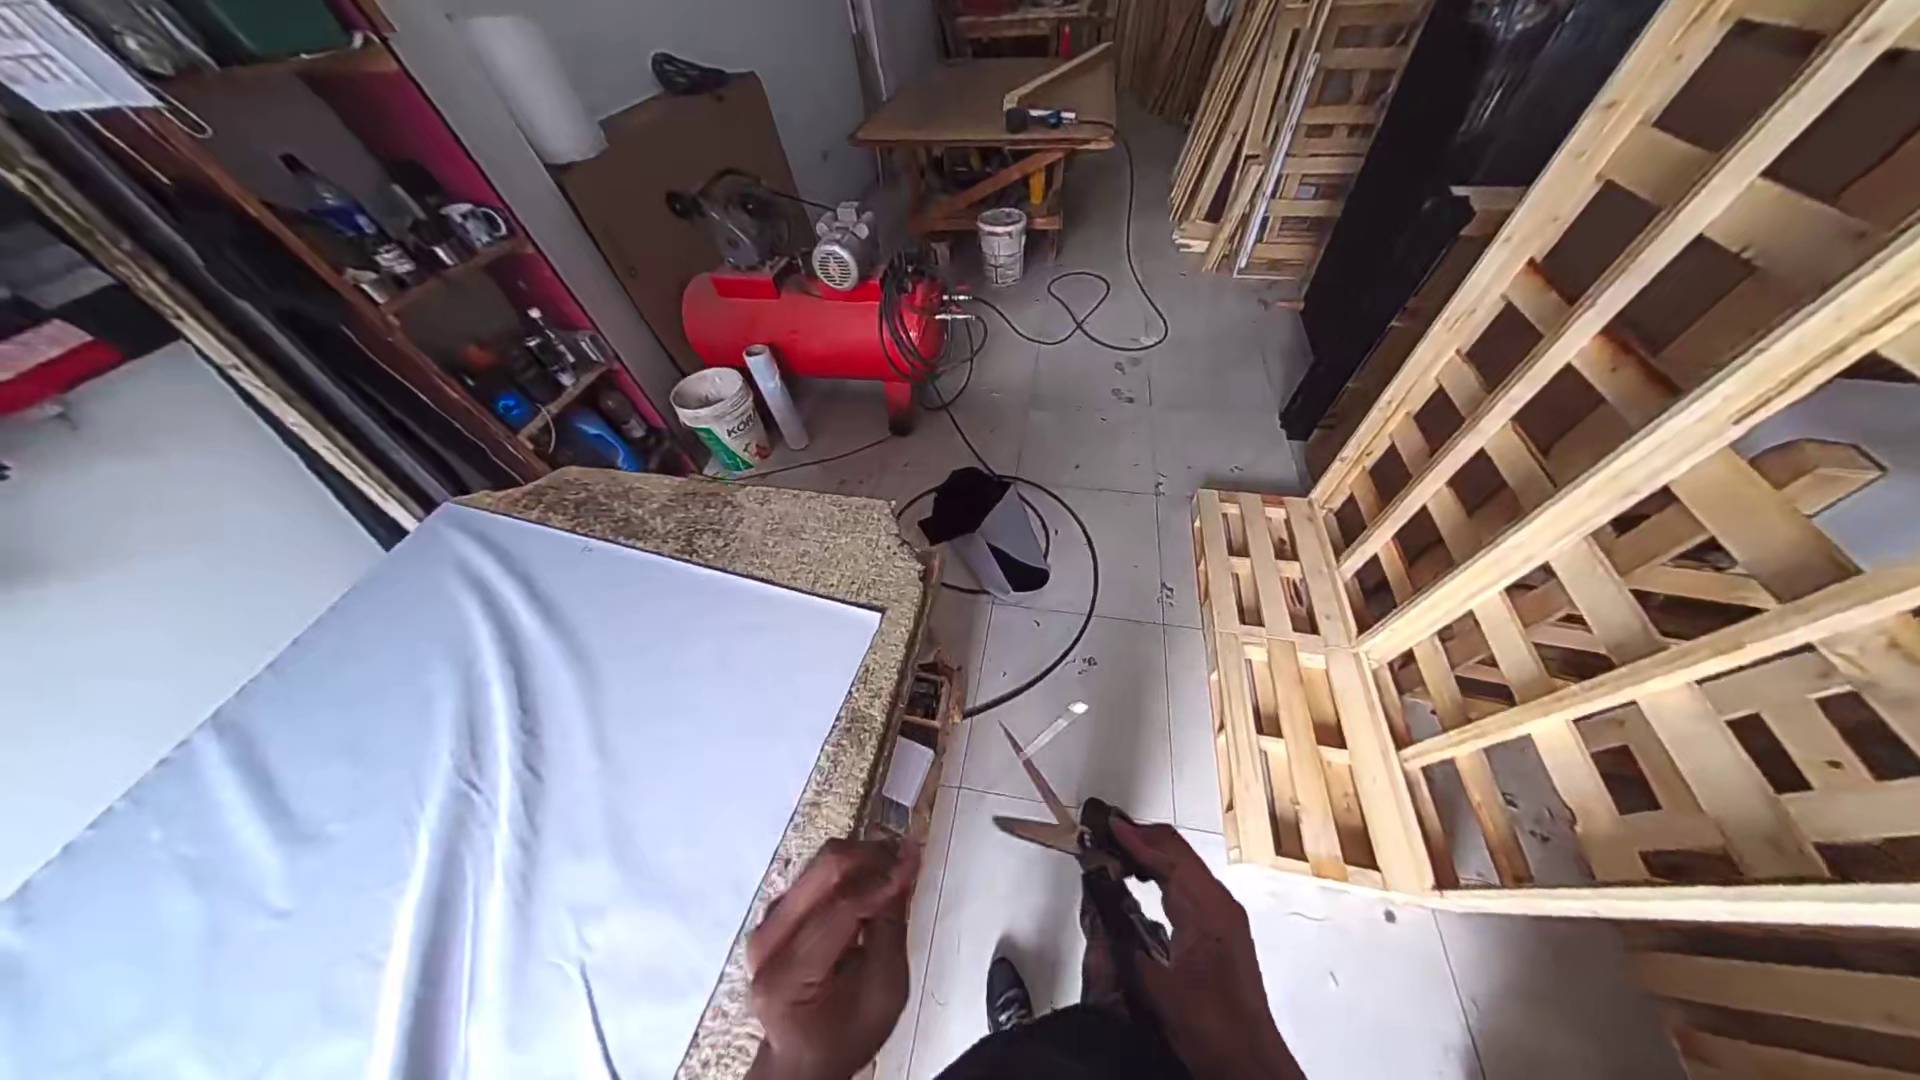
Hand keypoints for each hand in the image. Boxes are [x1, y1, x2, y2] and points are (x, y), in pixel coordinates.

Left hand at [745, 838, 920, 1079]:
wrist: (802, 1056)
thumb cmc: (844, 1033)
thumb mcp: (884, 993)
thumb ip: (890, 928)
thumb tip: (902, 867)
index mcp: (787, 977)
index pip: (839, 909)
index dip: (881, 879)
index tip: (914, 857)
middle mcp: (767, 943)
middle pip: (823, 872)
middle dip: (871, 855)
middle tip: (906, 852)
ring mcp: (766, 922)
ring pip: (819, 864)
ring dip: (862, 855)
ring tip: (895, 862)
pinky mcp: (775, 910)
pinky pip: (815, 871)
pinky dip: (849, 866)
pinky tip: (873, 875)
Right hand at [1111, 819, 1305, 1079]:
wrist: (1250, 1064)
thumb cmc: (1211, 1027)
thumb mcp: (1156, 985)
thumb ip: (1122, 940)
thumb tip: (1096, 902)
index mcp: (1208, 908)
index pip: (1168, 855)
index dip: (1135, 837)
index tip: (1106, 823)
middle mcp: (1218, 903)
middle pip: (1176, 852)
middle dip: (1139, 838)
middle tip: (1104, 832)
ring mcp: (1221, 914)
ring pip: (1181, 865)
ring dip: (1148, 854)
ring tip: (1114, 850)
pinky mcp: (1218, 927)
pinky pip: (1184, 883)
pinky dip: (1158, 873)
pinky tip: (1138, 880)